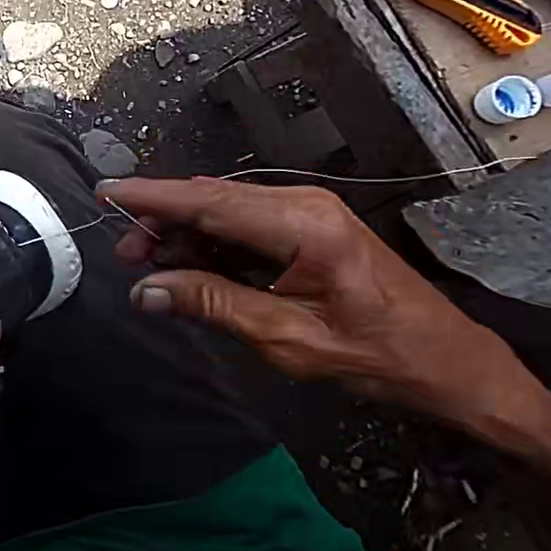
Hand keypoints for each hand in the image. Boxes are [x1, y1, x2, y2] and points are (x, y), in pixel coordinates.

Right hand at [98, 177, 544, 431]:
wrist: (443, 358)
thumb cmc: (374, 353)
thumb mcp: (286, 337)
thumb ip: (213, 305)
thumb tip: (148, 291)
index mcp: (301, 225)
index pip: (208, 203)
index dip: (152, 197)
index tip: (107, 192)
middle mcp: (300, 204)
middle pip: (210, 200)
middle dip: (160, 221)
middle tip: (125, 254)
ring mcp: (303, 212)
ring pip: (221, 211)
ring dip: (182, 234)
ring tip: (149, 265)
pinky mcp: (303, 227)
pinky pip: (240, 225)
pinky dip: (208, 244)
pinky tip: (188, 266)